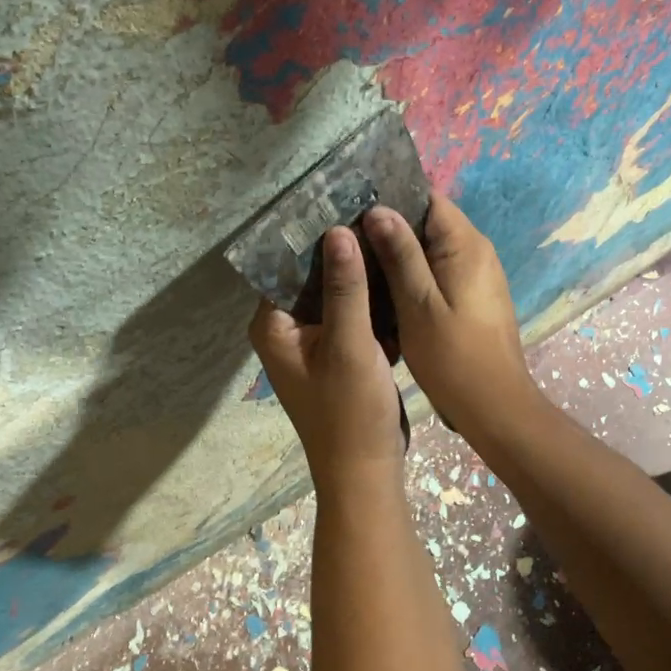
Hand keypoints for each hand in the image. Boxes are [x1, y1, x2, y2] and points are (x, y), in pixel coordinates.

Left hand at [249, 226, 407, 491]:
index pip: (286, 263)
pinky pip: (352, 312)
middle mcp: (286, 327)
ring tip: (388, 227)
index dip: (313, 232)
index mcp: (273, 324)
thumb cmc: (349, 411)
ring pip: (337, 291)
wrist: (368, 472)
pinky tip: (397, 267)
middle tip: (373, 205)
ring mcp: (314, 339)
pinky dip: (371, 297)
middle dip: (342, 247)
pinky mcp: (340, 350)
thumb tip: (338, 230)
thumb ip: (345, 288)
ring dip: (360, 269)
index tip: (343, 198)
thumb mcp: (349, 345)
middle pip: (313, 274)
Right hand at [363, 197, 539, 437]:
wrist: (495, 408)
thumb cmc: (453, 357)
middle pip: (428, 222)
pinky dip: (411, 274)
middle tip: (345, 235)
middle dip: (390, 225)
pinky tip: (381, 288)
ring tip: (356, 257)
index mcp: (466, 245)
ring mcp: (477, 275)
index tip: (353, 206)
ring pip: (431, 247)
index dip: (392, 199)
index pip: (428, 198)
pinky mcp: (472, 296)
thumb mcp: (418, 304)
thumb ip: (400, 254)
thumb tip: (378, 210)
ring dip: (398, 252)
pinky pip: (438, 270)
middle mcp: (477, 251)